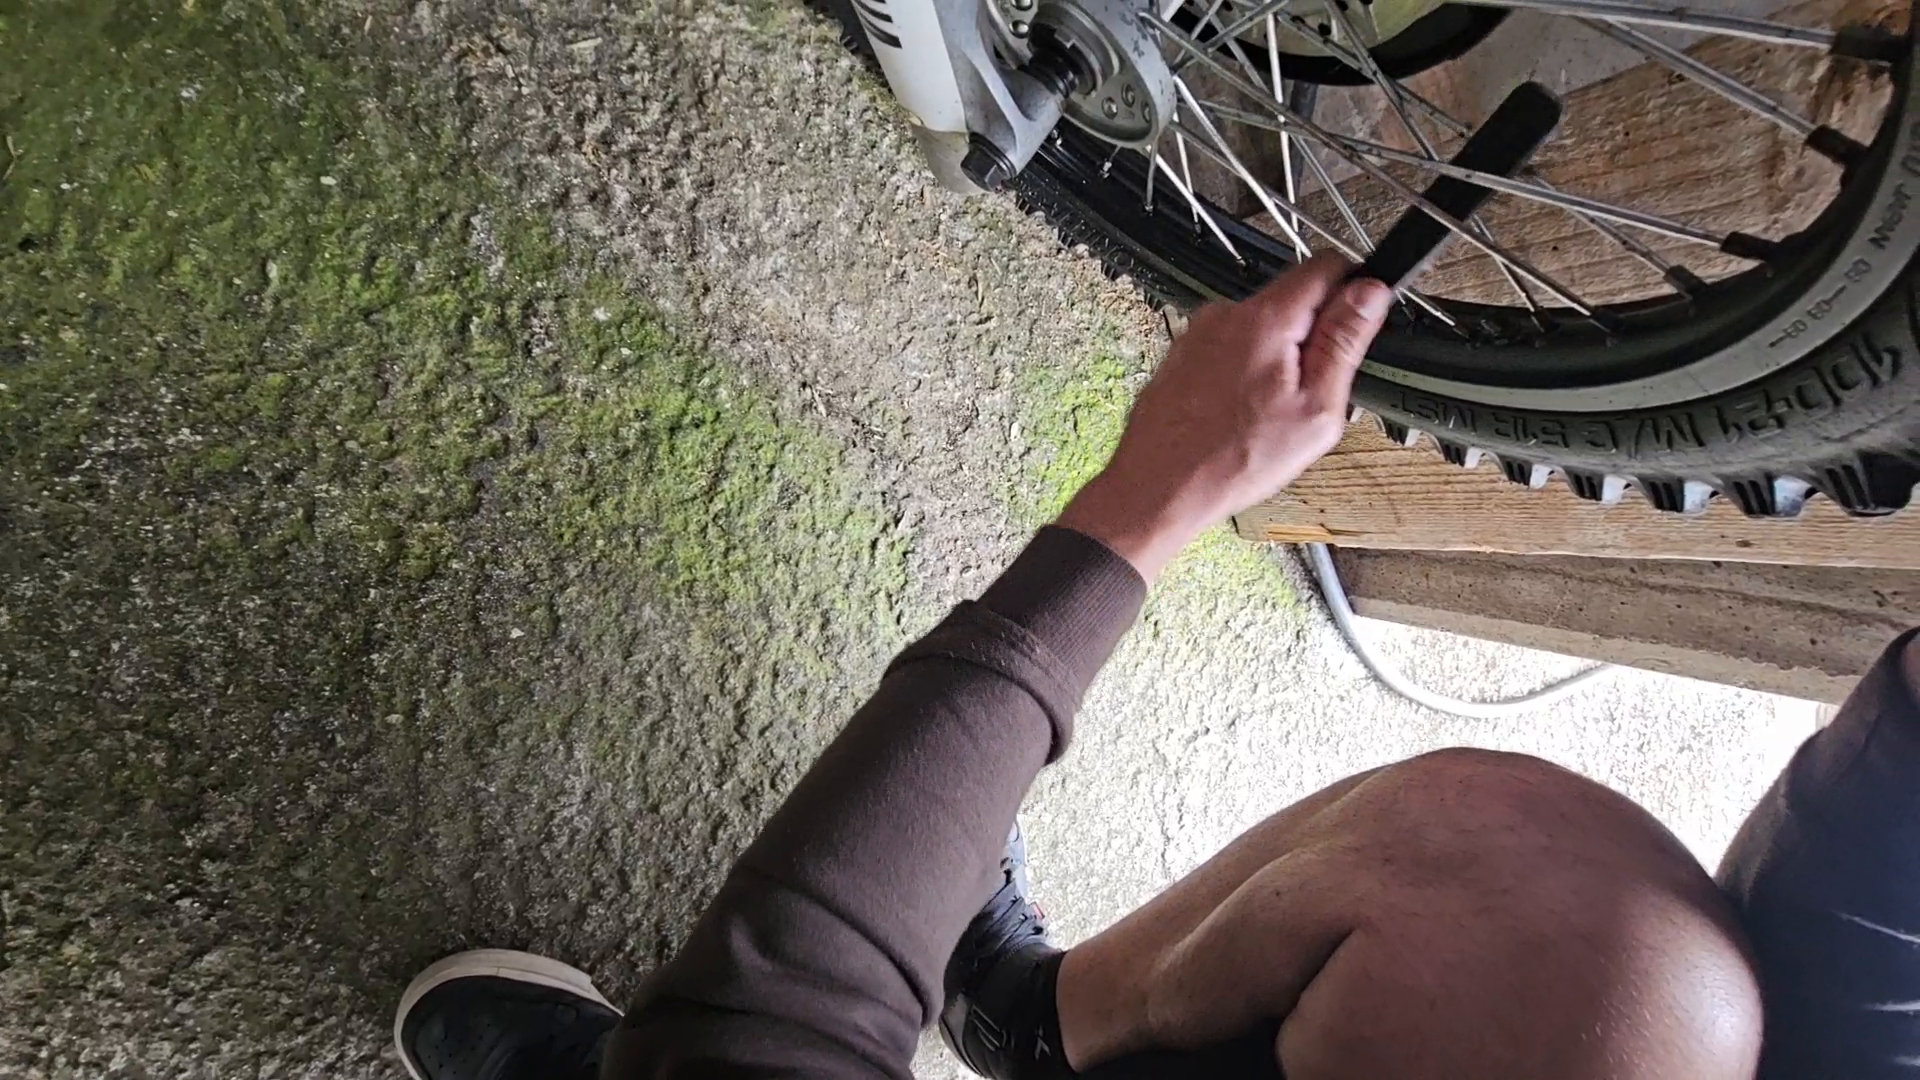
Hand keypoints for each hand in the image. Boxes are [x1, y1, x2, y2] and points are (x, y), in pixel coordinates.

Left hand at [1056, 255, 1393, 581]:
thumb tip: (1369, 293)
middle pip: (1289, 301)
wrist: (1156, 488)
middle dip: (1310, 339)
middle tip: (1305, 394)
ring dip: (1273, 362)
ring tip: (1263, 415)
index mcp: (1263, 321)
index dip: (1353, 291)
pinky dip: (1239, 377)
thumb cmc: (1227, 462)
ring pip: (1257, 331)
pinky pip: (1225, 353)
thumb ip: (1344, 342)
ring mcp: (1194, 337)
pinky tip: (1234, 417)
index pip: (1326, 266)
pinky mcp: (1179, 359)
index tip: (1357, 324)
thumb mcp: (1314, 410)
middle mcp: (1222, 317)